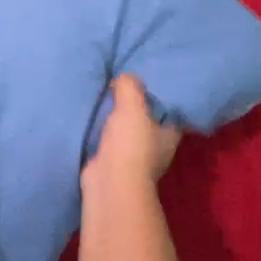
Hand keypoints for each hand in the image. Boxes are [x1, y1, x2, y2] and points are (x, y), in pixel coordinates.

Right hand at [82, 73, 182, 190]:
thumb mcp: (133, 105)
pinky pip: (109, 141)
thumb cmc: (130, 144)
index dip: (158, 97)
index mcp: (169, 134)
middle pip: (146, 120)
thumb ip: (130, 85)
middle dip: (134, 107)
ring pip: (127, 131)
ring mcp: (134, 158)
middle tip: (118, 85)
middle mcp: (156, 147)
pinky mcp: (113, 164)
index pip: (169, 111)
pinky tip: (91, 119)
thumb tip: (124, 77)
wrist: (110, 182)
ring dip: (116, 121)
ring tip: (102, 99)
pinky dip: (102, 133)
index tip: (143, 82)